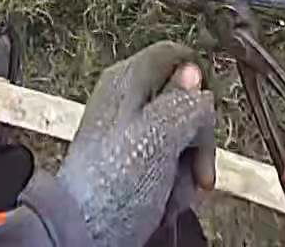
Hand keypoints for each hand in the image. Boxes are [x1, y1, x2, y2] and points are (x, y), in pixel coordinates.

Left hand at [56, 41, 216, 246]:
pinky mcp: (127, 162)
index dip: (199, 86)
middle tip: (193, 169)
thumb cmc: (116, 181)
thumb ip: (186, 102)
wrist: (79, 233)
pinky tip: (163, 204)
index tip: (205, 120)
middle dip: (195, 139)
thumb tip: (195, 72)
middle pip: (182, 102)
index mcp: (129, 77)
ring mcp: (126, 130)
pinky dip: (170, 185)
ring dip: (184, 169)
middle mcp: (127, 98)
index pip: (177, 56)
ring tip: (171, 194)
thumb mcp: (163, 134)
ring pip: (177, 137)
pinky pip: (163, 164)